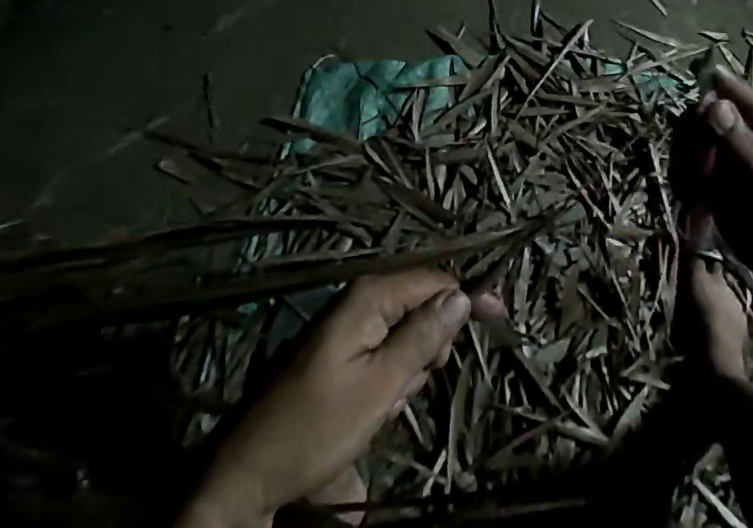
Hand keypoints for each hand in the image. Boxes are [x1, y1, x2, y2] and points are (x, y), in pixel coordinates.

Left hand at [179, 270, 501, 527]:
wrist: (253, 472)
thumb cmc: (317, 427)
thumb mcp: (379, 386)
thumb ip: (423, 337)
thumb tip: (462, 297)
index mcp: (369, 297)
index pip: (435, 280)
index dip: (469, 297)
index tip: (500, 316)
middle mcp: (361, 299)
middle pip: (424, 305)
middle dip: (431, 344)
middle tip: (414, 383)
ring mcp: (352, 323)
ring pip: (410, 332)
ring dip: (412, 367)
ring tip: (387, 401)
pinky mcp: (347, 347)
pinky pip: (389, 350)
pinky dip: (394, 376)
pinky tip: (378, 403)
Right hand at [680, 67, 752, 290]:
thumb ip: (742, 144)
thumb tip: (716, 103)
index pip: (751, 102)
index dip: (730, 86)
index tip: (709, 73)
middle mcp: (750, 143)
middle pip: (715, 117)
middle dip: (700, 130)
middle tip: (699, 159)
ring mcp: (730, 163)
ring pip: (698, 140)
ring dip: (690, 154)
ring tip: (697, 183)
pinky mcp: (714, 183)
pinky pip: (691, 166)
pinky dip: (687, 175)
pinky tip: (693, 197)